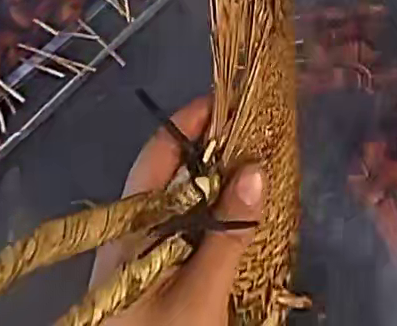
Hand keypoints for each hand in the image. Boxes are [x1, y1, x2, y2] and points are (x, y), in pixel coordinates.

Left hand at [93, 96, 267, 325]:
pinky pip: (196, 227)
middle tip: (265, 134)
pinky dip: (224, 211)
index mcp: (130, 229)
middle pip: (178, 171)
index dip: (194, 119)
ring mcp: (149, 256)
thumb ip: (229, 232)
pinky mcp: (165, 276)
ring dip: (226, 180)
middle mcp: (136, 233)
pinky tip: (250, 213)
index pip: (158, 152)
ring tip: (266, 166)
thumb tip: (258, 165)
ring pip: (190, 199)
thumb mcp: (199, 297)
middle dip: (221, 148)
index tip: (237, 101)